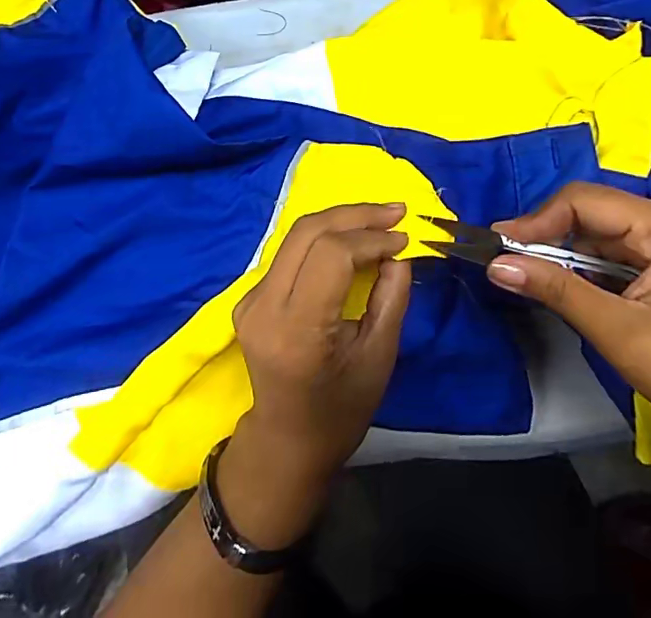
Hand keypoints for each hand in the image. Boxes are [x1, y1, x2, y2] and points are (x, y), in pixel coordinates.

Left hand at [220, 203, 413, 547]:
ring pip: (294, 236)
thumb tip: (397, 254)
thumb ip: (390, 299)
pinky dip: (322, 239)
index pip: (329, 255)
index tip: (404, 239)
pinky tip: (351, 238)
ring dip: (338, 220)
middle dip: (354, 215)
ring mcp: (248, 299)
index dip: (369, 238)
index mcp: (296, 329)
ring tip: (379, 218)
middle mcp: (263, 306)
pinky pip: (288, 253)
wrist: (288, 438)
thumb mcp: (379, 358)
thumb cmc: (341, 409)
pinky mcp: (247, 297)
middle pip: (306, 232)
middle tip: (396, 211)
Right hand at [486, 183, 650, 449]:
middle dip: (549, 239)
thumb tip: (496, 264)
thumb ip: (557, 290)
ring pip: (602, 236)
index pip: (584, 201)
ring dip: (568, 257)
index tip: (498, 249)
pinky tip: (574, 292)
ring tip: (534, 281)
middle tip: (509, 267)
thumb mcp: (622, 333)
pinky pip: (619, 255)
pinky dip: (590, 271)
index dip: (536, 221)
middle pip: (593, 214)